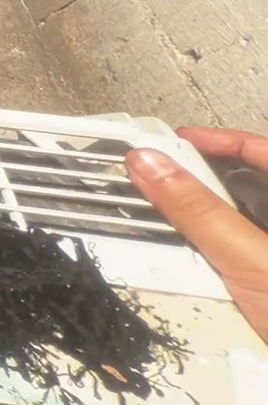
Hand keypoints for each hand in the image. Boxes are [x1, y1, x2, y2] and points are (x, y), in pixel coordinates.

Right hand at [127, 128, 267, 341]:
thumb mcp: (254, 265)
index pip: (265, 151)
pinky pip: (242, 250)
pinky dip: (217, 250)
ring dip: (206, 221)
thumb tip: (148, 164)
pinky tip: (203, 263)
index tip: (169, 140)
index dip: (216, 140)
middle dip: (201, 184)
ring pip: (242, 221)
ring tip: (179, 230)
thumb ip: (197, 211)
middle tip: (158, 183)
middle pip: (250, 187)